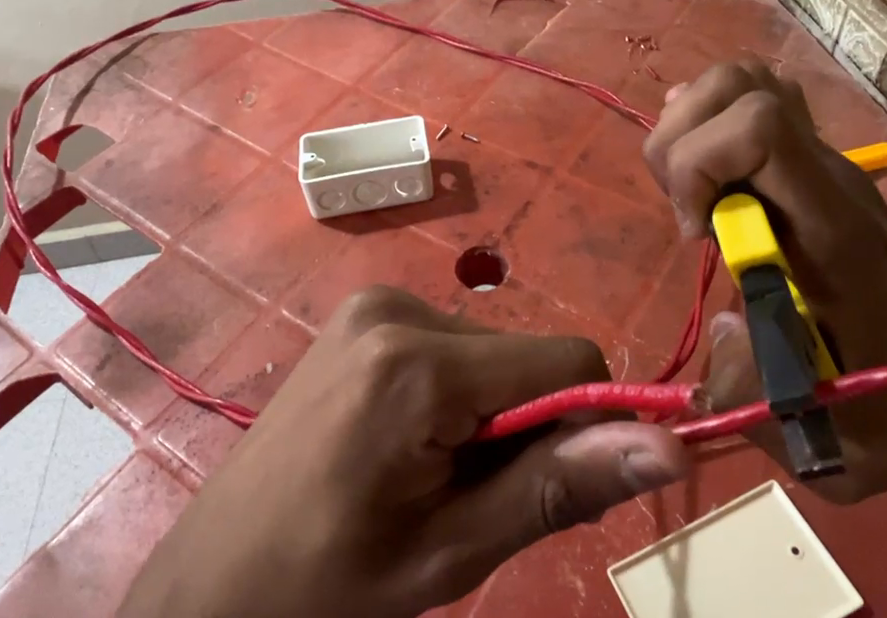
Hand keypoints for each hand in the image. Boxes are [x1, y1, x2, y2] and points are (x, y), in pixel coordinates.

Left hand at [122, 287, 689, 617]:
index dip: (591, 420)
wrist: (217, 580)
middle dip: (527, 425)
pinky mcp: (361, 314)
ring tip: (432, 475)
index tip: (562, 486)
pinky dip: (457, 394)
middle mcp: (397, 308)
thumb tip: (669, 445)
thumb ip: (558, 487)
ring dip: (491, 413)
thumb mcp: (451, 551)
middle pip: (526, 356)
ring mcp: (372, 304)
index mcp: (418, 364)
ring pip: (492, 352)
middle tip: (472, 498)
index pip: (569, 358)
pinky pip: (450, 345)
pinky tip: (410, 444)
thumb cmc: (331, 581)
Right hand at [643, 62, 886, 504]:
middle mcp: (831, 179)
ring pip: (747, 80)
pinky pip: (760, 104)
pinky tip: (713, 179)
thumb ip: (748, 388)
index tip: (696, 235)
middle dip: (681, 142)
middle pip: (741, 85)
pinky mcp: (820, 173)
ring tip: (694, 193)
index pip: (760, 127)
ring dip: (694, 125)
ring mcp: (829, 167)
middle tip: (690, 217)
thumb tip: (717, 322)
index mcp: (835, 231)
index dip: (699, 163)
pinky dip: (715, 121)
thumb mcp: (825, 439)